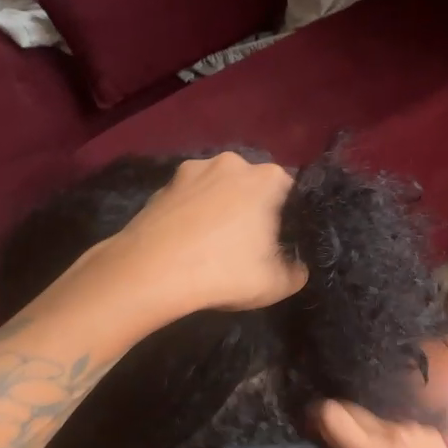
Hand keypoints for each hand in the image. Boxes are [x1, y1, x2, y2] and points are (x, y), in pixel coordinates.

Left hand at [114, 152, 308, 312]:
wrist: (150, 273)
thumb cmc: (224, 272)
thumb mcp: (276, 284)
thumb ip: (296, 272)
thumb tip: (296, 266)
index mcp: (266, 178)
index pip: (291, 192)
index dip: (290, 218)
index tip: (282, 242)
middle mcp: (231, 163)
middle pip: (252, 186)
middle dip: (253, 210)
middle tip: (249, 246)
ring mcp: (192, 170)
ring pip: (218, 190)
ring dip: (220, 210)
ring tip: (214, 245)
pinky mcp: (162, 186)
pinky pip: (189, 199)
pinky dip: (192, 216)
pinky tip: (188, 244)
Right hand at [313, 400, 447, 447]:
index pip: (331, 412)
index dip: (316, 415)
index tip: (312, 429)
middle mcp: (391, 432)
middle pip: (353, 411)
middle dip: (341, 425)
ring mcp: (415, 430)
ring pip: (379, 422)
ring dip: (371, 435)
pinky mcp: (434, 435)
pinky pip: (403, 431)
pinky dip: (396, 442)